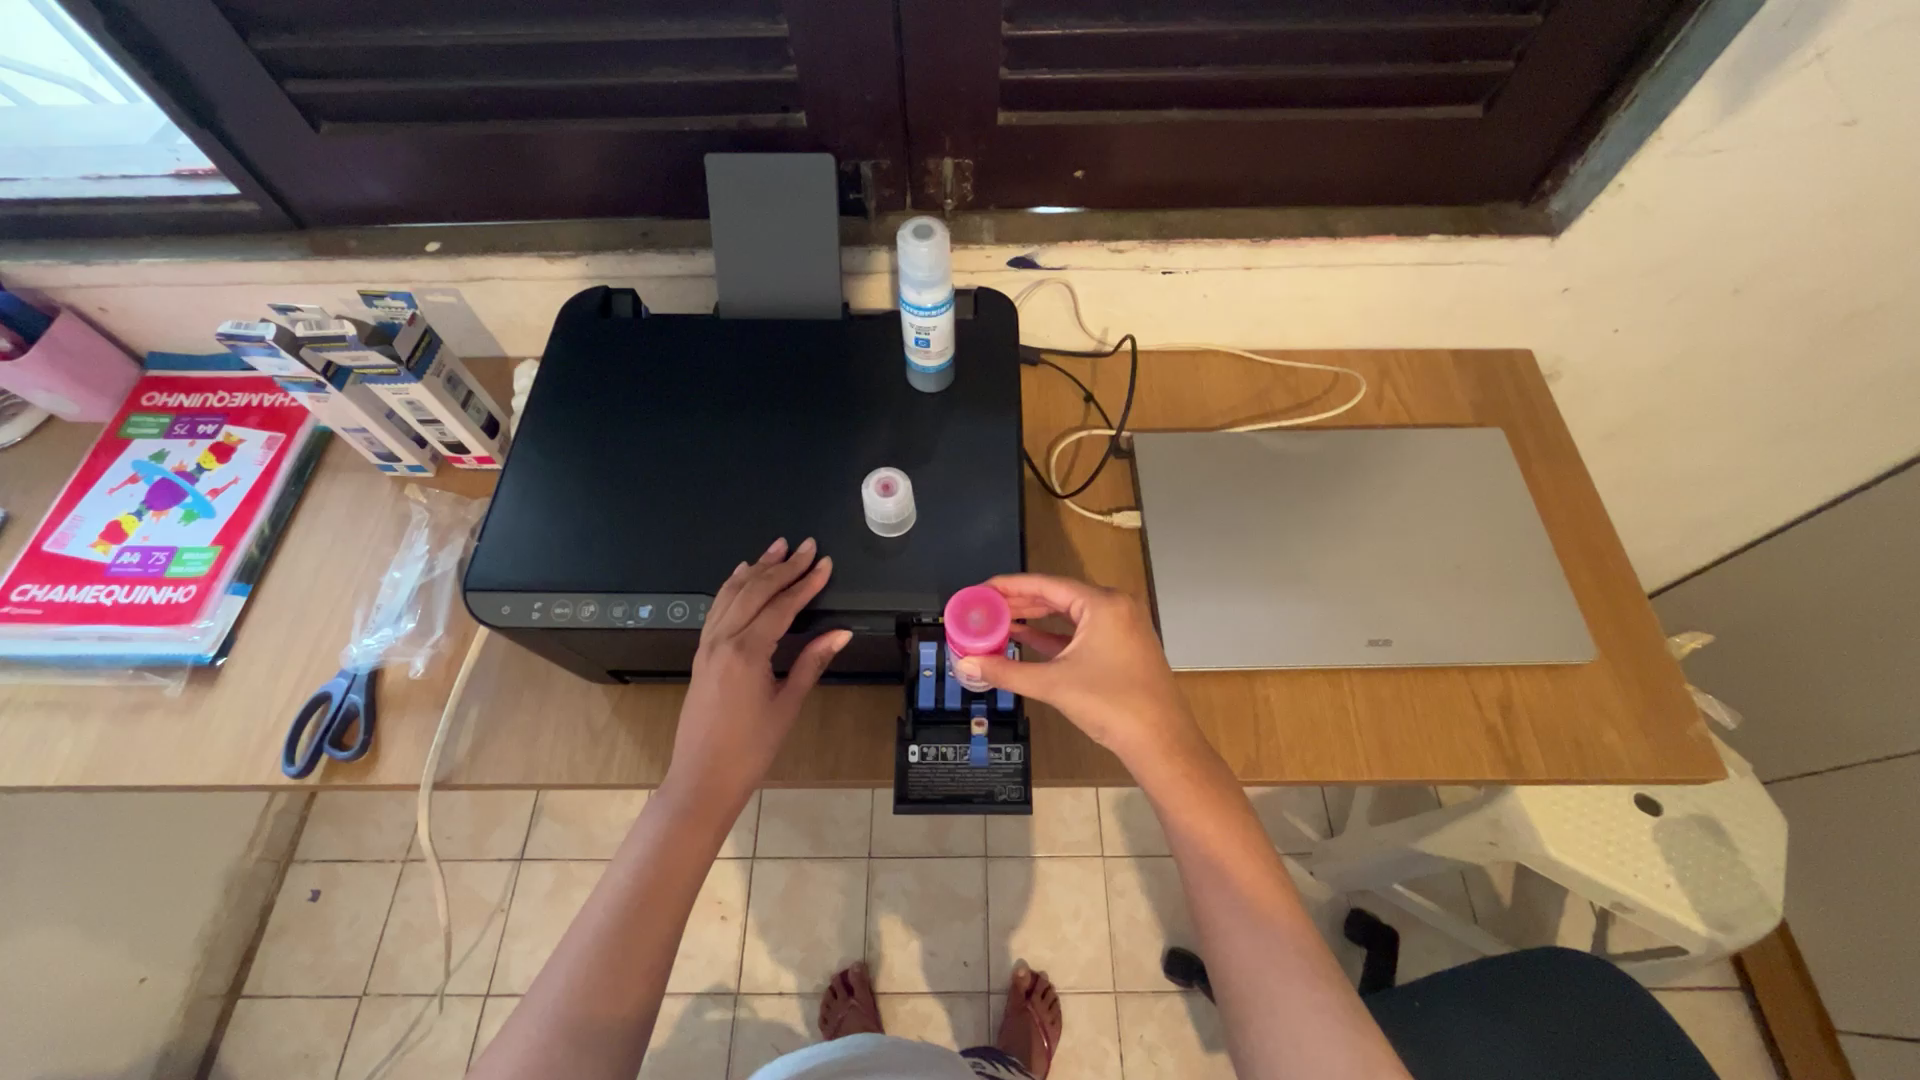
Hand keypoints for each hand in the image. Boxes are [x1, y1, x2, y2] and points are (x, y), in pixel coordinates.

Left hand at [666, 537, 850, 807]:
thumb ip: (812, 662)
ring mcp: (708, 646)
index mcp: (747, 652)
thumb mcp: (788, 705)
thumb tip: (840, 633)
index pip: (781, 605)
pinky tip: (741, 575)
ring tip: (777, 548)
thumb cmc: (750, 748)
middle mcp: (723, 640)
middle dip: (783, 566)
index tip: (824, 563)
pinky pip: (717, 608)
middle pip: (755, 591)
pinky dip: (731, 587)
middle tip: (806, 545)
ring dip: (757, 569)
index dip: (806, 582)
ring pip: (732, 594)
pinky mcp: (701, 654)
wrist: (702, 778)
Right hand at [954, 574, 1200, 763]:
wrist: (1161, 742)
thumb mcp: (1054, 684)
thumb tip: (967, 664)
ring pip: (1069, 615)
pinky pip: (1081, 633)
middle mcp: (1115, 607)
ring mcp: (1121, 627)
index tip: (982, 589)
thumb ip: (1007, 670)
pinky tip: (1027, 640)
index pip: (1046, 584)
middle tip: (984, 608)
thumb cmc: (1112, 705)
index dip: (1010, 586)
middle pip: (1057, 597)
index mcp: (1102, 604)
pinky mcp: (1122, 648)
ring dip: (1035, 619)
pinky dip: (1054, 636)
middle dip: (1019, 603)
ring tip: (999, 622)